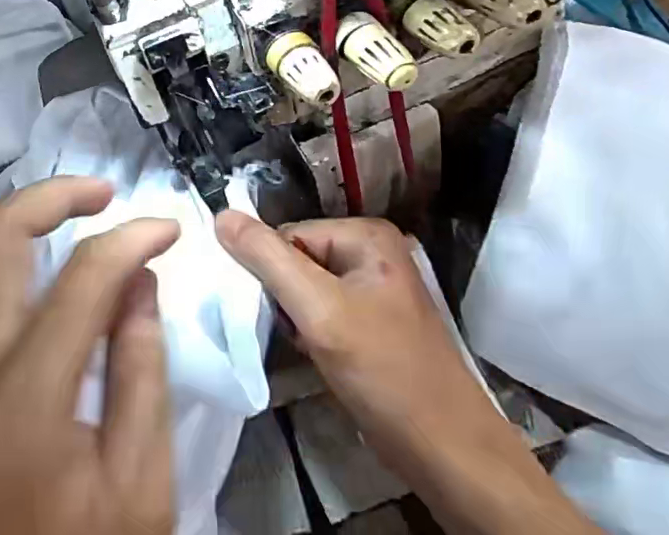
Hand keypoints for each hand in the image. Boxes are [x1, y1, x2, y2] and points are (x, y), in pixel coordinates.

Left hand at [0, 178, 181, 534]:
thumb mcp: (138, 486)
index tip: (168, 230)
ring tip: (53, 215)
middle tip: (102, 195)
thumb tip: (138, 280)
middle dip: (54, 195)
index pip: (84, 276)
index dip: (133, 238)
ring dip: (3, 215)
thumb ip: (140, 371)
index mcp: (28, 390)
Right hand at [216, 212, 597, 534]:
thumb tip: (221, 215)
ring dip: (296, 318)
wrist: (447, 452)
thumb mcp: (319, 310)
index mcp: (365, 234)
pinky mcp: (372, 321)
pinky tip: (320, 356)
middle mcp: (371, 251)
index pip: (288, 235)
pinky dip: (312, 332)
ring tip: (311, 347)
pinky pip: (322, 312)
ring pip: (304, 289)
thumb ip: (267, 259)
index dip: (274, 273)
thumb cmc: (385, 372)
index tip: (281, 313)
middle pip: (295, 259)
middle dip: (285, 298)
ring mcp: (374, 288)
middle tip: (297, 332)